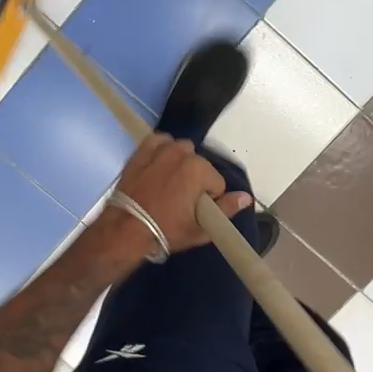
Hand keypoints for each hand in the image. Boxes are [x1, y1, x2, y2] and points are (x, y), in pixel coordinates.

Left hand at [94, 134, 251, 259]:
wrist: (125, 229)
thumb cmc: (165, 231)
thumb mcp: (200, 228)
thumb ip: (226, 209)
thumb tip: (247, 197)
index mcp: (200, 170)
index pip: (217, 183)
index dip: (209, 199)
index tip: (194, 211)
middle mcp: (182, 153)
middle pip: (200, 165)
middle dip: (196, 179)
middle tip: (181, 201)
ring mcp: (160, 150)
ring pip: (181, 150)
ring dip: (181, 162)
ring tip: (170, 184)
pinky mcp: (141, 151)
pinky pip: (159, 141)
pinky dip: (162, 149)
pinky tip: (159, 164)